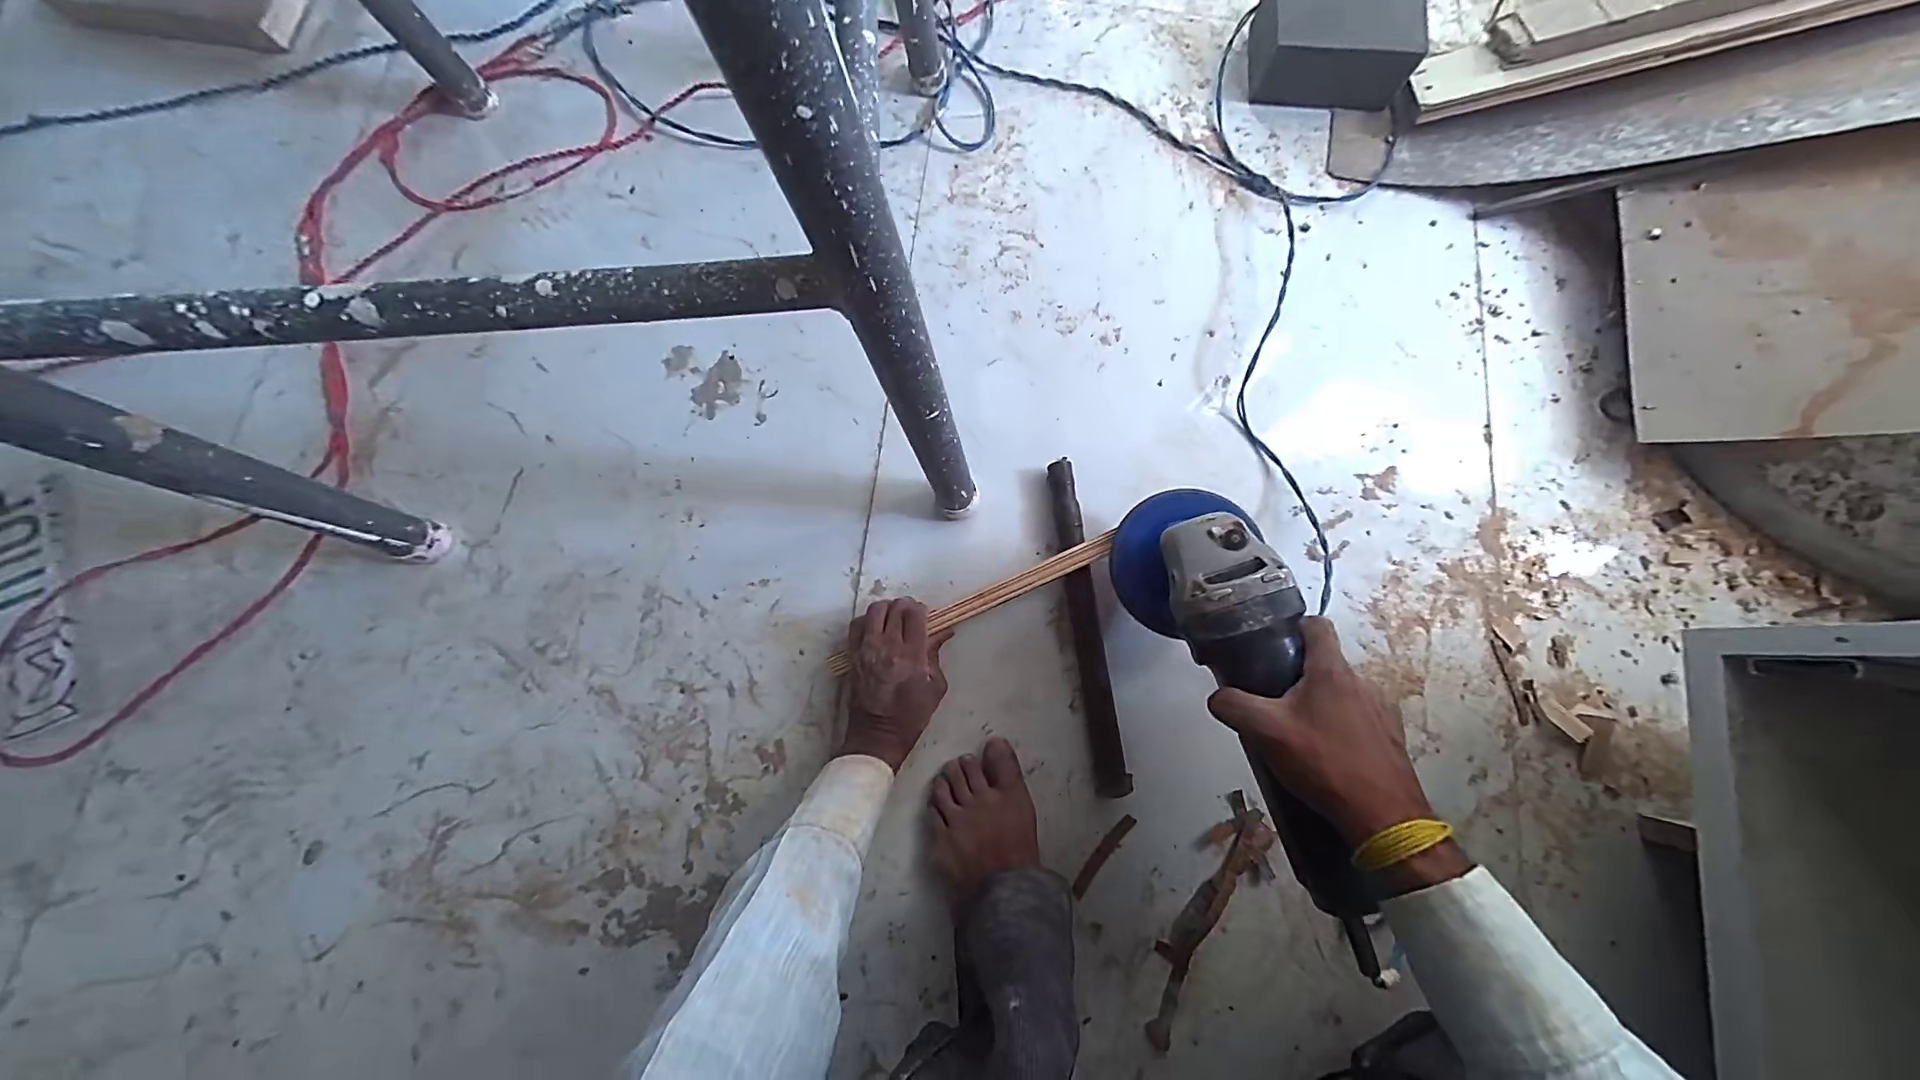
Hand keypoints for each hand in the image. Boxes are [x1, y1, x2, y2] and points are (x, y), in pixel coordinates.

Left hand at [839, 598, 952, 771]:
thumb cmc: (911, 716)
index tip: (925, 615)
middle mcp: (887, 647)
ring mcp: (866, 650)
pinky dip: (868, 620)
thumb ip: (936, 655)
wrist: (877, 735)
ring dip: (886, 609)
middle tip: (911, 615)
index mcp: (911, 656)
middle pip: (894, 608)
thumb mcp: (935, 687)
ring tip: (893, 618)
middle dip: (905, 606)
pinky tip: (876, 628)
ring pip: (874, 611)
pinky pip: (857, 625)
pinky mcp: (852, 655)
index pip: (914, 614)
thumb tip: (943, 632)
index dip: (921, 609)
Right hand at [1206, 617, 1436, 846]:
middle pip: (1324, 662)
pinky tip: (1323, 754)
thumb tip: (1218, 697)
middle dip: (1296, 675)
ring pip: (1340, 693)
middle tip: (1271, 700)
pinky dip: (1337, 727)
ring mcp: (1381, 710)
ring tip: (1295, 732)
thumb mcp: (1264, 731)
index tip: (1272, 643)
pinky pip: (1356, 719)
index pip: (1316, 625)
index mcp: (1331, 671)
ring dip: (1317, 704)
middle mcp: (1362, 682)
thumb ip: (1233, 705)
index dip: (1292, 627)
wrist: (1383, 817)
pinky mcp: (1390, 737)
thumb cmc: (1323, 762)